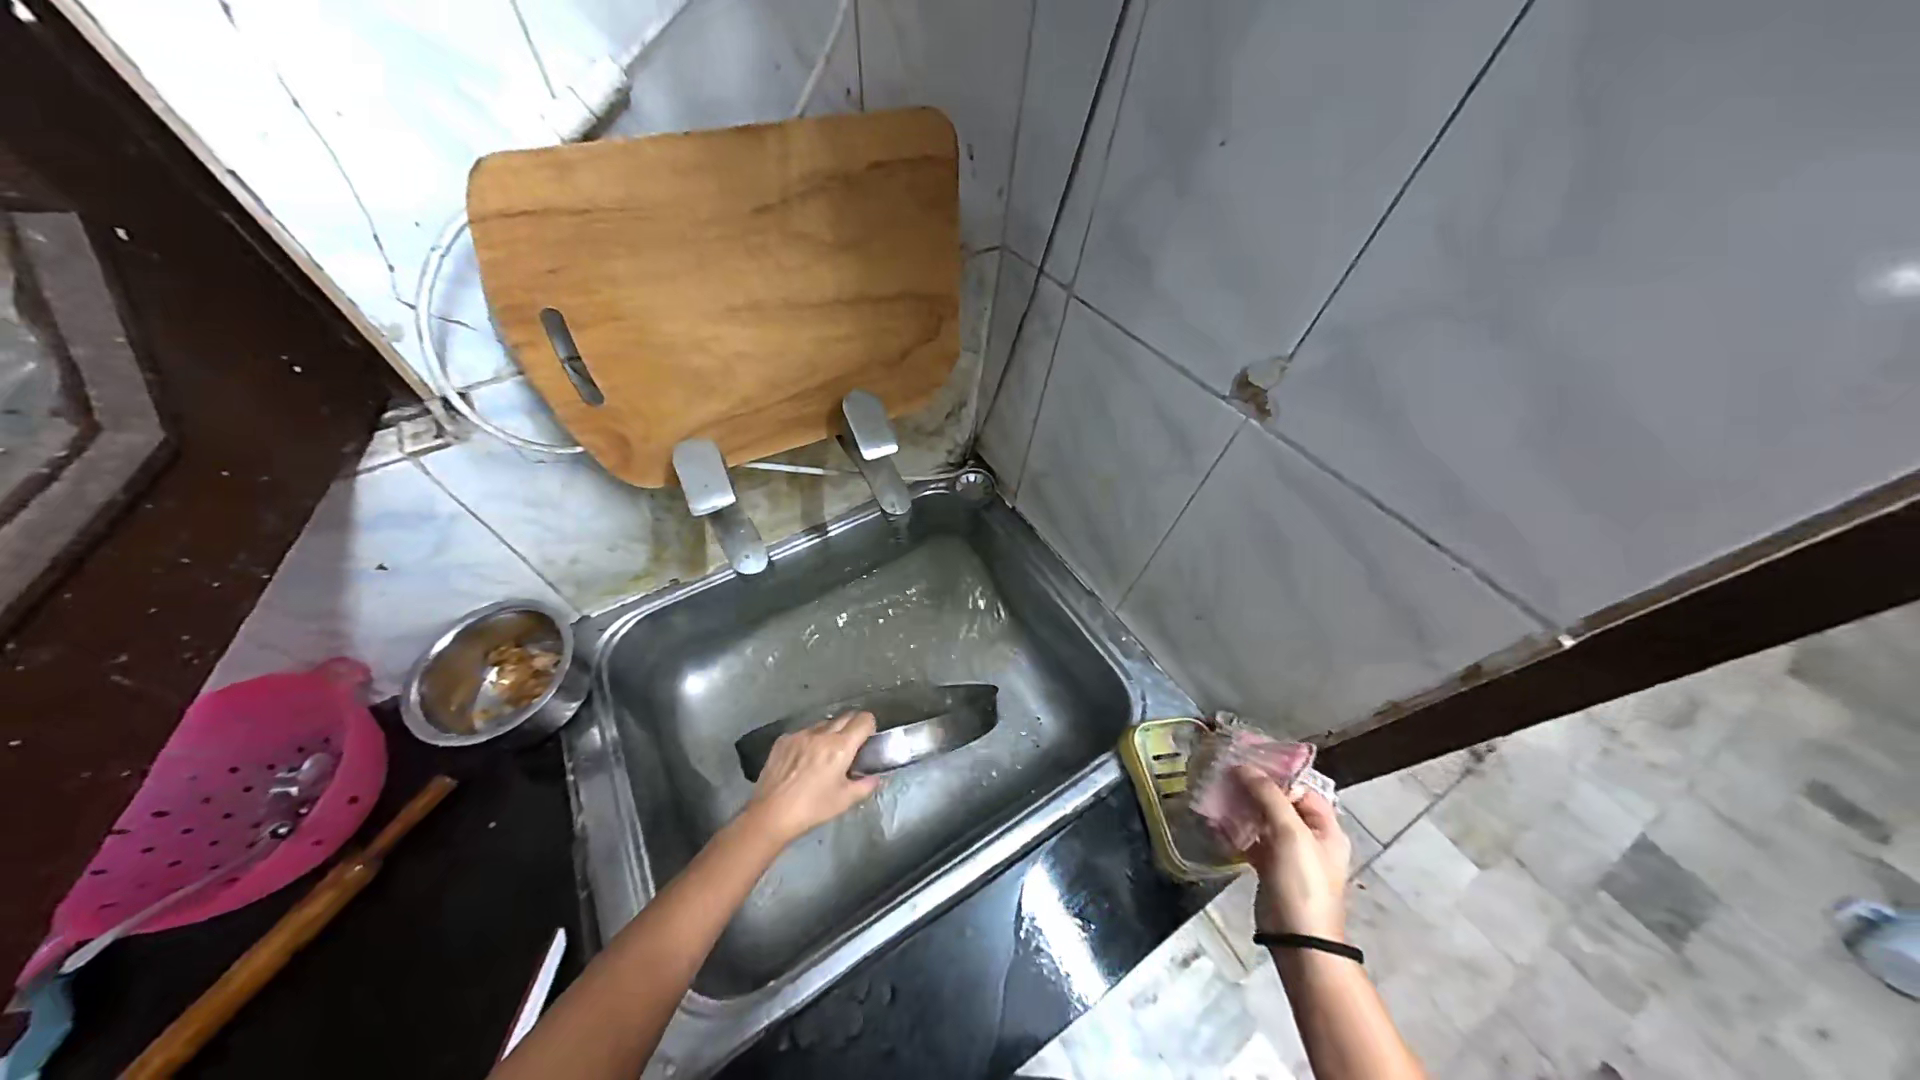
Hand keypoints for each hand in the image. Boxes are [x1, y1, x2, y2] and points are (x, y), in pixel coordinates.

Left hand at [742, 710, 882, 844]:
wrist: (770, 815)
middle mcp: (820, 734)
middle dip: (852, 728)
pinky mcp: (783, 740)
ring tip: (823, 755)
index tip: (867, 740)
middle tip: (850, 748)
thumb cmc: (812, 809)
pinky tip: (802, 761)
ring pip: (823, 724)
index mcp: (840, 747)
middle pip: (845, 717)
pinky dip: (809, 741)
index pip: (864, 720)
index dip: (870, 727)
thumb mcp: (845, 800)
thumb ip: (866, 785)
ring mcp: (799, 735)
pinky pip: (803, 732)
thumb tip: (876, 777)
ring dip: (829, 733)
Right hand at [1234, 765, 1350, 940]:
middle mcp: (1309, 837)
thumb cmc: (1302, 881)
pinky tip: (1217, 821)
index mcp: (1326, 827)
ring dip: (1242, 807)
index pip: (1302, 789)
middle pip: (1280, 803)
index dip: (1277, 774)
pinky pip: (1252, 840)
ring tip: (1217, 792)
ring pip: (1263, 820)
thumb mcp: (1290, 832)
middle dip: (1254, 788)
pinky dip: (1236, 830)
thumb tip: (1245, 767)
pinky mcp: (1269, 867)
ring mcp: (1288, 853)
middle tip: (1226, 774)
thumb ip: (1268, 796)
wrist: (1297, 938)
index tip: (1246, 761)